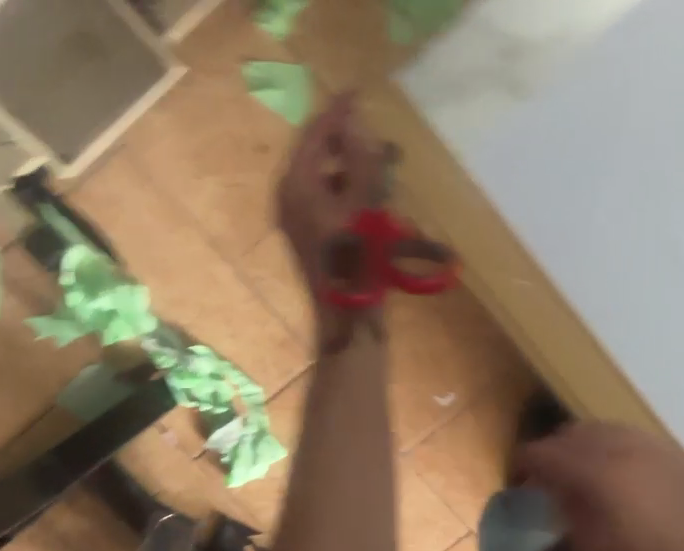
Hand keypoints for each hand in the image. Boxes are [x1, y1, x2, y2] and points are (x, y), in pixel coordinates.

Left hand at [276, 94, 385, 308]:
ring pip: (333, 185)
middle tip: (386, 144)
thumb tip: (353, 119)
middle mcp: (291, 201)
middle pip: (322, 158)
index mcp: (296, 187)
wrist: (348, 324)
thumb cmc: (358, 265)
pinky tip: (386, 211)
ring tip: (392, 174)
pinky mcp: (316, 243)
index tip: (360, 93)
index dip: (339, 112)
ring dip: (363, 176)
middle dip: (355, 148)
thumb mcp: (365, 206)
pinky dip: (360, 203)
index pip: (314, 134)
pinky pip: (336, 209)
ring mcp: (301, 224)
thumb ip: (360, 159)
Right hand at [516, 422, 683, 550]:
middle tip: (548, 478)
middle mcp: (622, 445)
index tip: (518, 481)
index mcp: (595, 470)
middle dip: (554, 451)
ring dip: (585, 446)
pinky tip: (620, 474)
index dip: (524, 465)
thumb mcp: (592, 550)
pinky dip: (615, 448)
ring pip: (604, 429)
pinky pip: (633, 437)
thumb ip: (567, 512)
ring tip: (583, 474)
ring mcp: (653, 443)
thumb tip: (556, 493)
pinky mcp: (676, 451)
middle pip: (573, 432)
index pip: (543, 452)